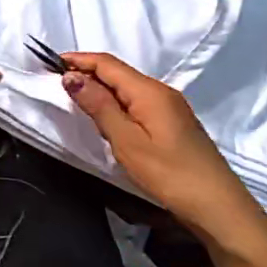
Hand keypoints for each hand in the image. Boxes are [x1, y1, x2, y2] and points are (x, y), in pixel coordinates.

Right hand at [60, 52, 266, 253]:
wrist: (217, 206)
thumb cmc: (169, 174)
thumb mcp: (126, 141)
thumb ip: (98, 106)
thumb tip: (71, 76)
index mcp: (149, 92)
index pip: (107, 64)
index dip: (78, 60)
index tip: (49, 63)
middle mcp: (161, 92)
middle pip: (117, 72)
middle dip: (86, 72)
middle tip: (55, 82)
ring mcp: (169, 107)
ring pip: (126, 87)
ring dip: (99, 87)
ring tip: (73, 98)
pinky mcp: (172, 122)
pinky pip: (136, 101)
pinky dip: (114, 101)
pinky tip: (103, 116)